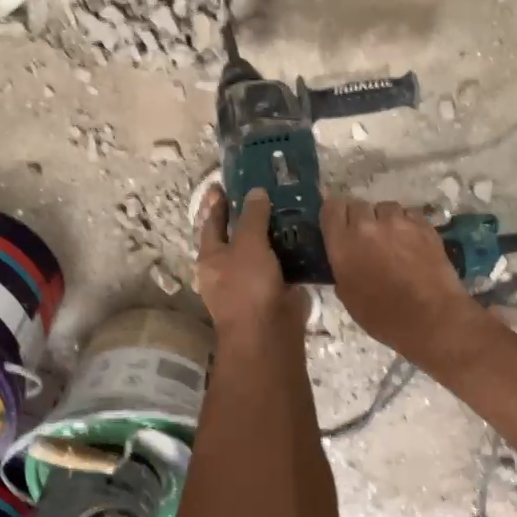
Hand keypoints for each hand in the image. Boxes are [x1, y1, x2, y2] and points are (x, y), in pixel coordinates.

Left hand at [197, 187, 306, 338]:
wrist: (268, 333)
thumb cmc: (247, 286)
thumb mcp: (247, 244)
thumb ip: (251, 217)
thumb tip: (255, 192)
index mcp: (211, 256)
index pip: (211, 222)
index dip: (216, 202)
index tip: (224, 183)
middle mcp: (228, 268)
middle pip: (238, 235)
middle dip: (250, 215)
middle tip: (267, 190)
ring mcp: (252, 280)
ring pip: (263, 248)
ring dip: (274, 231)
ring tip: (291, 205)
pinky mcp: (275, 289)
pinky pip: (282, 263)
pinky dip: (291, 249)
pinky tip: (305, 233)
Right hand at [320, 196, 508, 371]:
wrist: (431, 318)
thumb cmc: (383, 317)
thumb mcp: (349, 297)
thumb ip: (342, 269)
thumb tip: (346, 261)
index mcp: (343, 244)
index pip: (331, 208)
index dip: (335, 214)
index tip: (338, 226)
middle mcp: (367, 226)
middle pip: (357, 204)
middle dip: (360, 218)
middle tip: (366, 237)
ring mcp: (398, 222)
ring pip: (385, 207)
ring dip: (384, 219)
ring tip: (392, 238)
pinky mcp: (424, 225)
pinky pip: (410, 214)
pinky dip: (407, 224)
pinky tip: (412, 241)